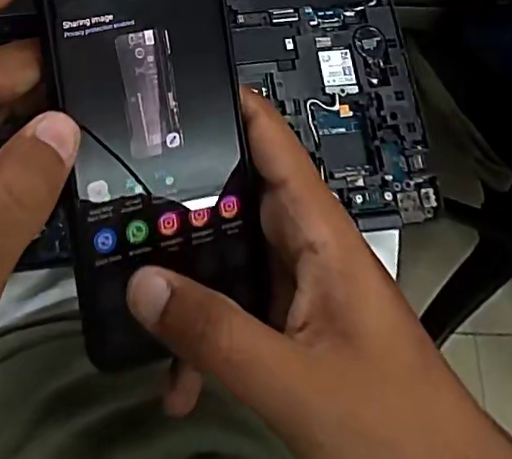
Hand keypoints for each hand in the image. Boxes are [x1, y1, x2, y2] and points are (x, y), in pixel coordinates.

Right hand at [126, 89, 511, 458]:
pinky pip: (226, 304)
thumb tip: (140, 285)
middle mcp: (302, 247)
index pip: (270, 140)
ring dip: (181, 275)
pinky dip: (198, 329)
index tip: (168, 86)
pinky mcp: (282, 323)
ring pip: (221, 253)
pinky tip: (173, 373)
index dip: (226, 101)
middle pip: (228, 192)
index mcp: (319, 234)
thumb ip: (217, 335)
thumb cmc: (397, 430)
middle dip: (175, 195)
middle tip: (114, 191)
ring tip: (130, 287)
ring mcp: (291, 286)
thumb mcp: (297, 383)